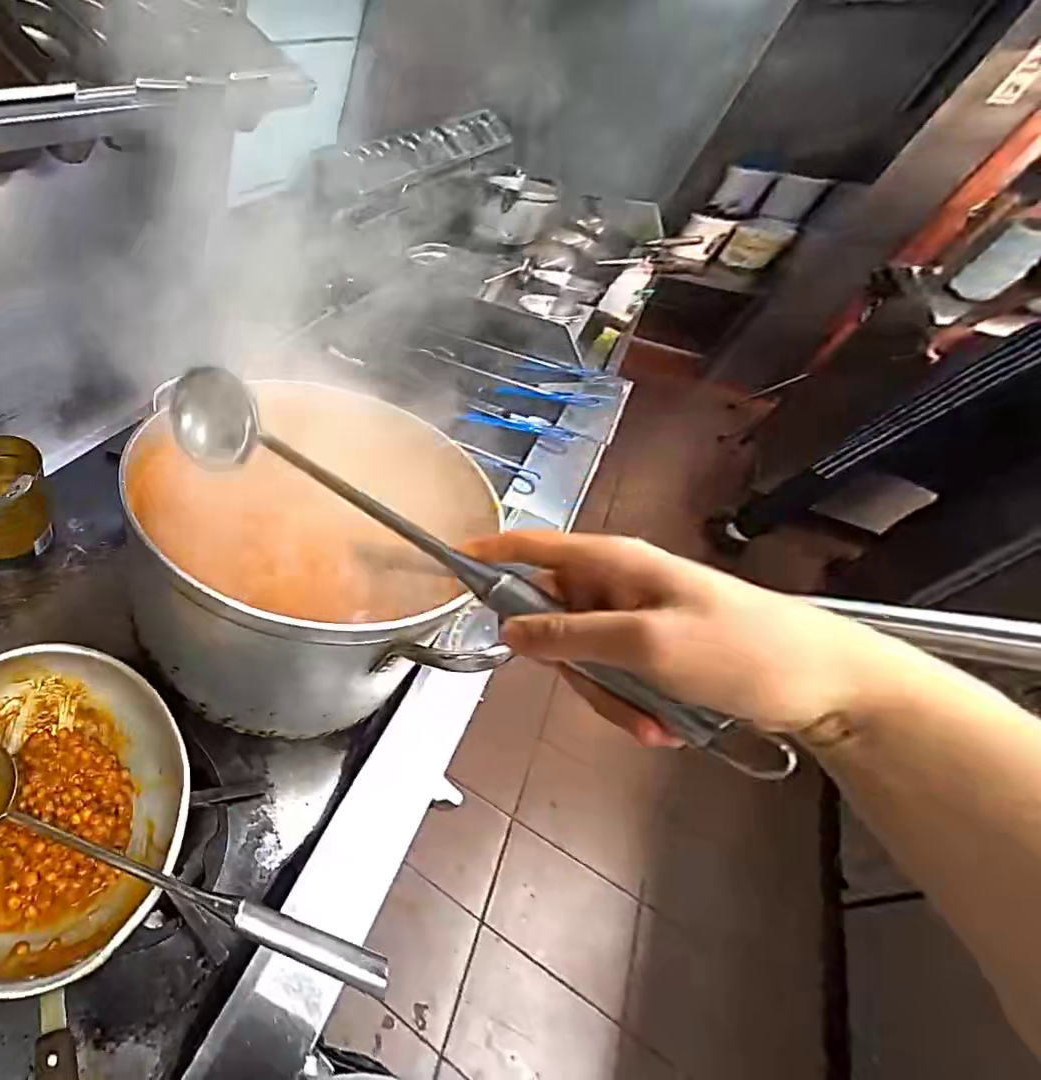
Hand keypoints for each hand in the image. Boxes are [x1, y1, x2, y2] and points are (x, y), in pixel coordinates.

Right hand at [462, 531, 899, 745]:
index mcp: (611, 563)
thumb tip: (508, 632)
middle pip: (545, 616)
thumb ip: (566, 636)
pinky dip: (625, 701)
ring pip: (575, 653)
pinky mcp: (646, 647)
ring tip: (647, 719)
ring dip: (602, 692)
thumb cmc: (747, 650)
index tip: (448, 566)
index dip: (486, 553)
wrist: (842, 691)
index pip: (529, 547)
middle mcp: (613, 585)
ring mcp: (629, 617)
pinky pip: (606, 672)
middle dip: (566, 662)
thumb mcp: (644, 644)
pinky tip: (658, 723)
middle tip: (598, 687)